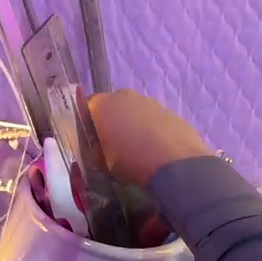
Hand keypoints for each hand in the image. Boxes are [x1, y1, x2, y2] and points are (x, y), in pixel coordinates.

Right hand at [87, 89, 212, 186]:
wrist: (175, 165)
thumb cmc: (130, 161)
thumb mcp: (102, 163)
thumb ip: (96, 151)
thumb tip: (99, 149)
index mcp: (102, 104)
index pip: (86, 106)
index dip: (86, 123)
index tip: (91, 140)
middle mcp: (125, 96)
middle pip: (112, 106)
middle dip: (110, 122)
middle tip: (112, 144)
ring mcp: (150, 102)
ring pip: (134, 111)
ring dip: (132, 125)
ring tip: (137, 149)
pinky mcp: (170, 112)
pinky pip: (153, 119)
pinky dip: (151, 130)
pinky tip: (155, 150)